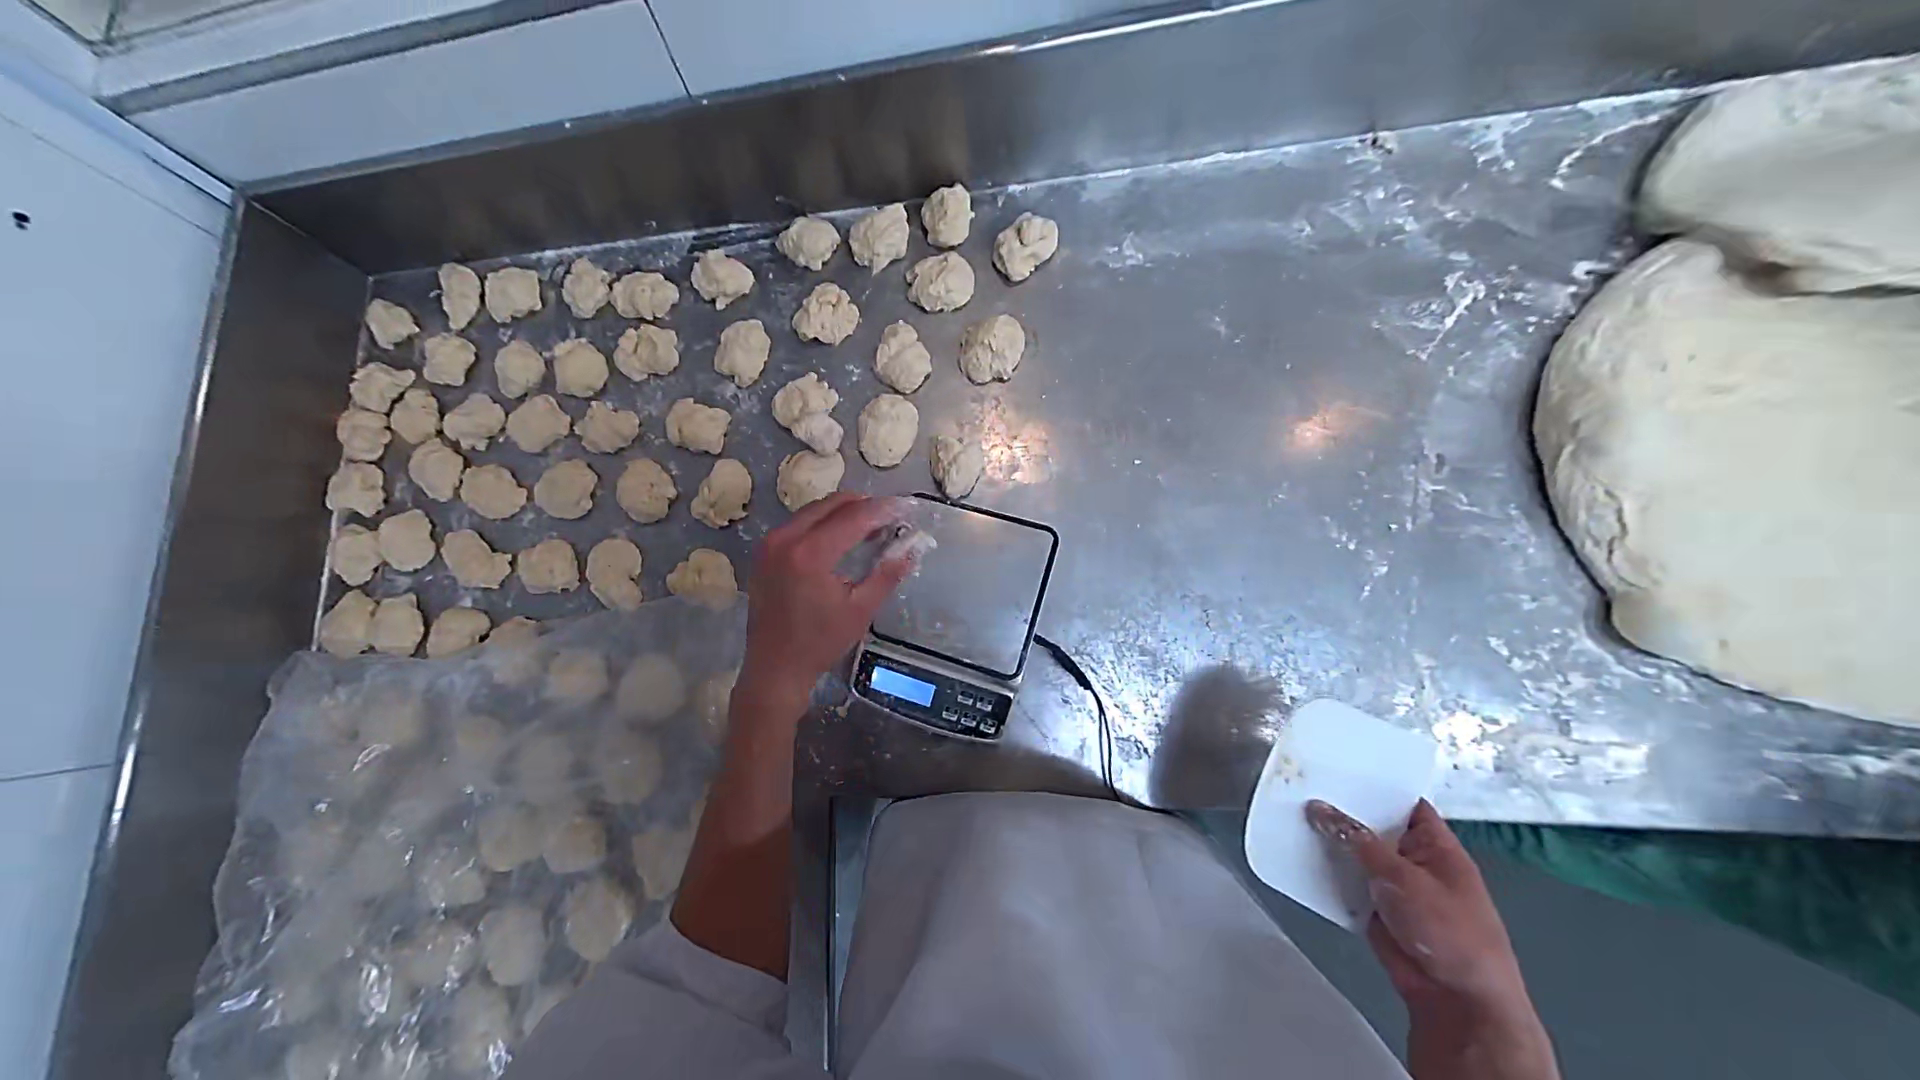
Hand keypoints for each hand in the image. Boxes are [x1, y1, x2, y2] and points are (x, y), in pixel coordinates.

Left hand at [739, 494, 915, 701]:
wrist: (774, 667)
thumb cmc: (819, 643)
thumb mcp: (861, 609)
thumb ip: (888, 574)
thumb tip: (913, 548)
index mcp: (809, 553)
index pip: (854, 517)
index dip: (884, 510)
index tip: (906, 508)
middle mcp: (785, 539)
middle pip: (832, 504)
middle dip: (865, 506)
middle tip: (891, 518)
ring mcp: (770, 543)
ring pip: (814, 510)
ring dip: (844, 513)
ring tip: (871, 529)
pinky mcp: (765, 552)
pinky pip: (799, 523)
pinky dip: (823, 523)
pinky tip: (841, 539)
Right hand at [1307, 799, 1558, 1079]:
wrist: (1456, 1000)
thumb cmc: (1449, 931)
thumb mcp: (1403, 876)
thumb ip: (1358, 841)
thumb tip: (1319, 808)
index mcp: (1435, 846)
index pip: (1402, 803)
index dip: (1373, 784)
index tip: (1337, 766)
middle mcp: (1413, 861)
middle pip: (1372, 826)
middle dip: (1341, 811)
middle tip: (1302, 785)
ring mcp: (1393, 886)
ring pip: (1354, 855)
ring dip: (1329, 842)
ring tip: (1290, 813)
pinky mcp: (1373, 909)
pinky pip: (1344, 882)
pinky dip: (1324, 872)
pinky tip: (1297, 854)